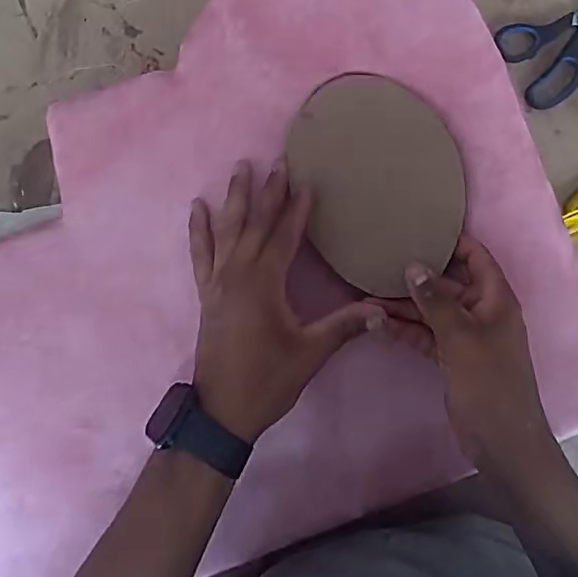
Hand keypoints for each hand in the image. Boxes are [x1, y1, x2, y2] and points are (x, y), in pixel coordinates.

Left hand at [188, 160, 385, 442]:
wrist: (220, 414)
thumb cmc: (268, 380)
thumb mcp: (311, 353)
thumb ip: (344, 326)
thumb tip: (381, 310)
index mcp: (264, 285)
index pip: (283, 238)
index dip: (297, 211)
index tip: (307, 183)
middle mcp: (237, 276)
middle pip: (254, 225)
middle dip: (267, 193)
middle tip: (277, 162)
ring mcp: (218, 284)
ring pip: (226, 232)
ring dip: (234, 200)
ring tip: (239, 169)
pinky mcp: (208, 295)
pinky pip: (200, 254)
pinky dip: (198, 230)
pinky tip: (196, 209)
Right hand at [374, 234, 564, 481]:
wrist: (502, 441)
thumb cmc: (489, 381)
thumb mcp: (461, 336)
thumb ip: (436, 300)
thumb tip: (414, 265)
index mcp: (495, 298)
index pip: (476, 257)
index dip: (454, 241)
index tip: (422, 228)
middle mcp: (482, 311)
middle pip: (449, 284)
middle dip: (418, 277)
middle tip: (382, 262)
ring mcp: (467, 336)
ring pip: (433, 312)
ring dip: (406, 306)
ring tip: (368, 294)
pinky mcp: (453, 358)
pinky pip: (428, 336)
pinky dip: (407, 330)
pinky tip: (378, 323)